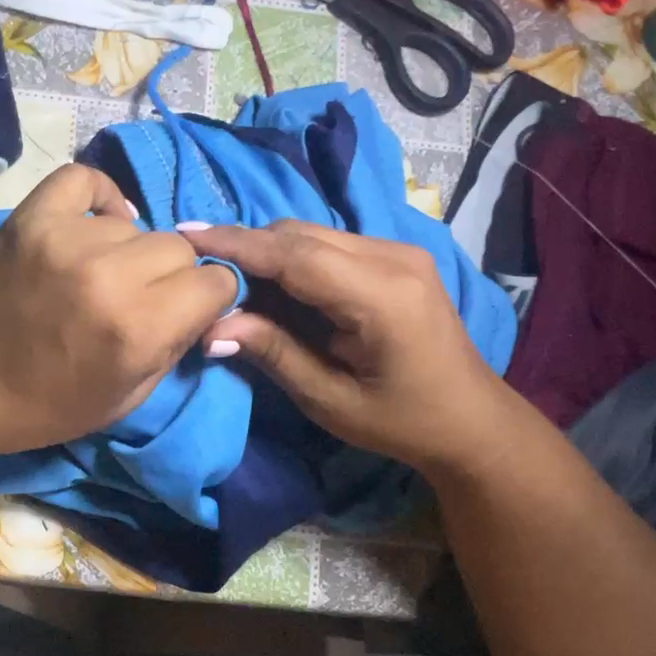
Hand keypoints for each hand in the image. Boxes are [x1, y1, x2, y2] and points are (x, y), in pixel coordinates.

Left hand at [0, 164, 240, 457]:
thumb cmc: (45, 407)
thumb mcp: (128, 397)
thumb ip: (174, 345)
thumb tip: (202, 302)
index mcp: (138, 328)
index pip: (216, 282)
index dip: (204, 301)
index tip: (180, 311)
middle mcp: (110, 275)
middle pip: (179, 250)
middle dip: (168, 277)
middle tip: (134, 298)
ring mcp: (67, 239)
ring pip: (137, 224)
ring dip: (127, 250)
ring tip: (97, 275)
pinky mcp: (31, 217)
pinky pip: (85, 179)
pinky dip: (97, 199)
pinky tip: (92, 225)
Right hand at [180, 220, 521, 475]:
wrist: (470, 420)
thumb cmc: (401, 421)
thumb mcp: (329, 399)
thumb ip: (273, 353)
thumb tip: (211, 327)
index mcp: (382, 296)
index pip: (294, 255)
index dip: (236, 245)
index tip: (185, 238)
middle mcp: (394, 257)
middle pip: (299, 235)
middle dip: (243, 245)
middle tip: (193, 263)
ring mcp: (398, 252)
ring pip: (311, 234)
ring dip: (263, 250)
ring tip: (220, 273)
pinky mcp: (394, 258)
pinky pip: (327, 245)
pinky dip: (288, 258)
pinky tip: (263, 280)